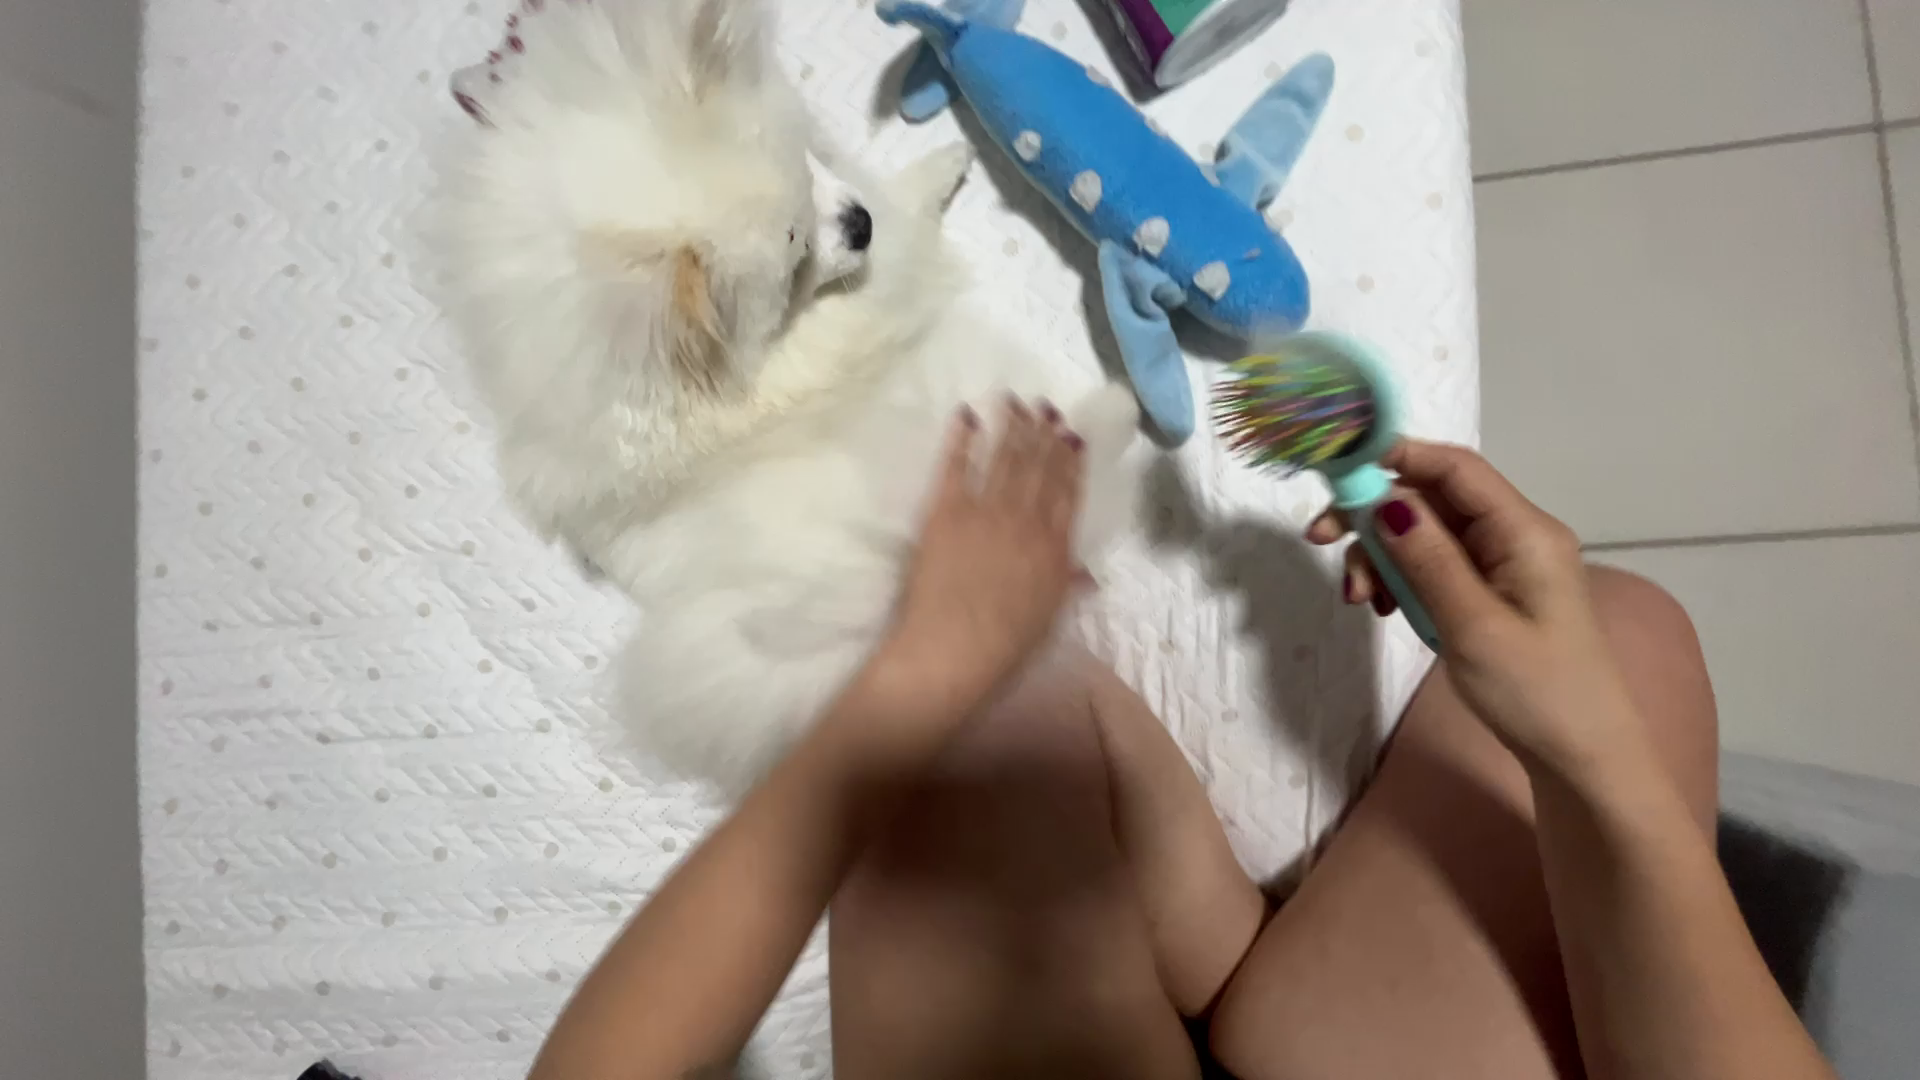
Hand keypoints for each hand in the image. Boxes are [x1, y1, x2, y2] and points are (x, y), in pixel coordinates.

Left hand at [866, 397, 1086, 727]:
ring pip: (1001, 458)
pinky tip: (967, 415)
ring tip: (1013, 401)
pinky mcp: (944, 512)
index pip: (1066, 493)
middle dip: (1042, 434)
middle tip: (1045, 406)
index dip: (1070, 462)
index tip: (1073, 437)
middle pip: (1037, 467)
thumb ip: (1066, 586)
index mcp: (1054, 547)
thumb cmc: (1004, 648)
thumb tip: (1089, 575)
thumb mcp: (1048, 619)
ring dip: (1009, 426)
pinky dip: (961, 438)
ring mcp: (984, 512)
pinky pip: (955, 467)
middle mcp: (1024, 520)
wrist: (951, 652)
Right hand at [1309, 440, 1640, 774]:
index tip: (1337, 470)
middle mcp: (1509, 536)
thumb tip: (1385, 501)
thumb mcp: (1472, 623)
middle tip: (1321, 540)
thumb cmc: (1534, 689)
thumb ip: (1427, 558)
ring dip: (1377, 555)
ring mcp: (1495, 564)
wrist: (1578, 755)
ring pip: (1418, 533)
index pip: (1455, 468)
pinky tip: (1378, 607)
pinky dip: (1393, 578)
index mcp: (1522, 533)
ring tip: (1357, 598)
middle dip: (1371, 514)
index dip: (1397, 456)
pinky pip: (1425, 564)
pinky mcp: (1480, 589)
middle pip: (1427, 499)